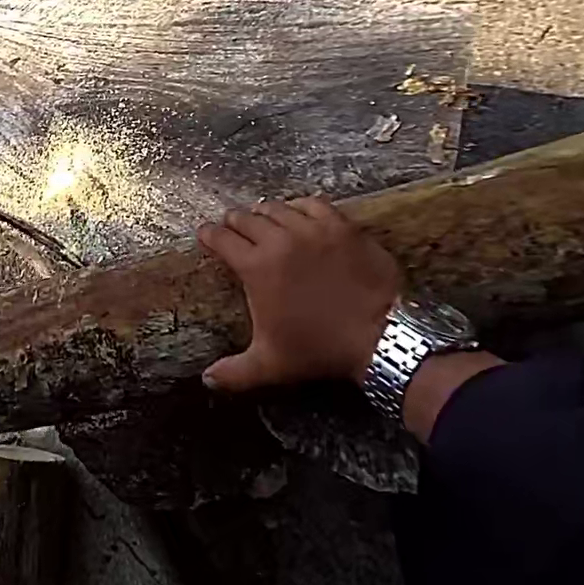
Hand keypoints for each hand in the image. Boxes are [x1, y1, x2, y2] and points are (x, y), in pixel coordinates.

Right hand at [195, 197, 402, 391]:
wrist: (379, 335)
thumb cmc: (318, 348)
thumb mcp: (270, 363)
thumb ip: (234, 372)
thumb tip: (207, 380)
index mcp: (255, 267)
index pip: (221, 239)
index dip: (208, 235)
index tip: (205, 235)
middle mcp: (278, 239)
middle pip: (245, 218)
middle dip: (234, 222)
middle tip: (232, 228)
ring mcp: (311, 229)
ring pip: (276, 208)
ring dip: (263, 213)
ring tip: (262, 219)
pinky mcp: (340, 225)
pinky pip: (312, 204)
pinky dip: (299, 206)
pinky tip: (298, 213)